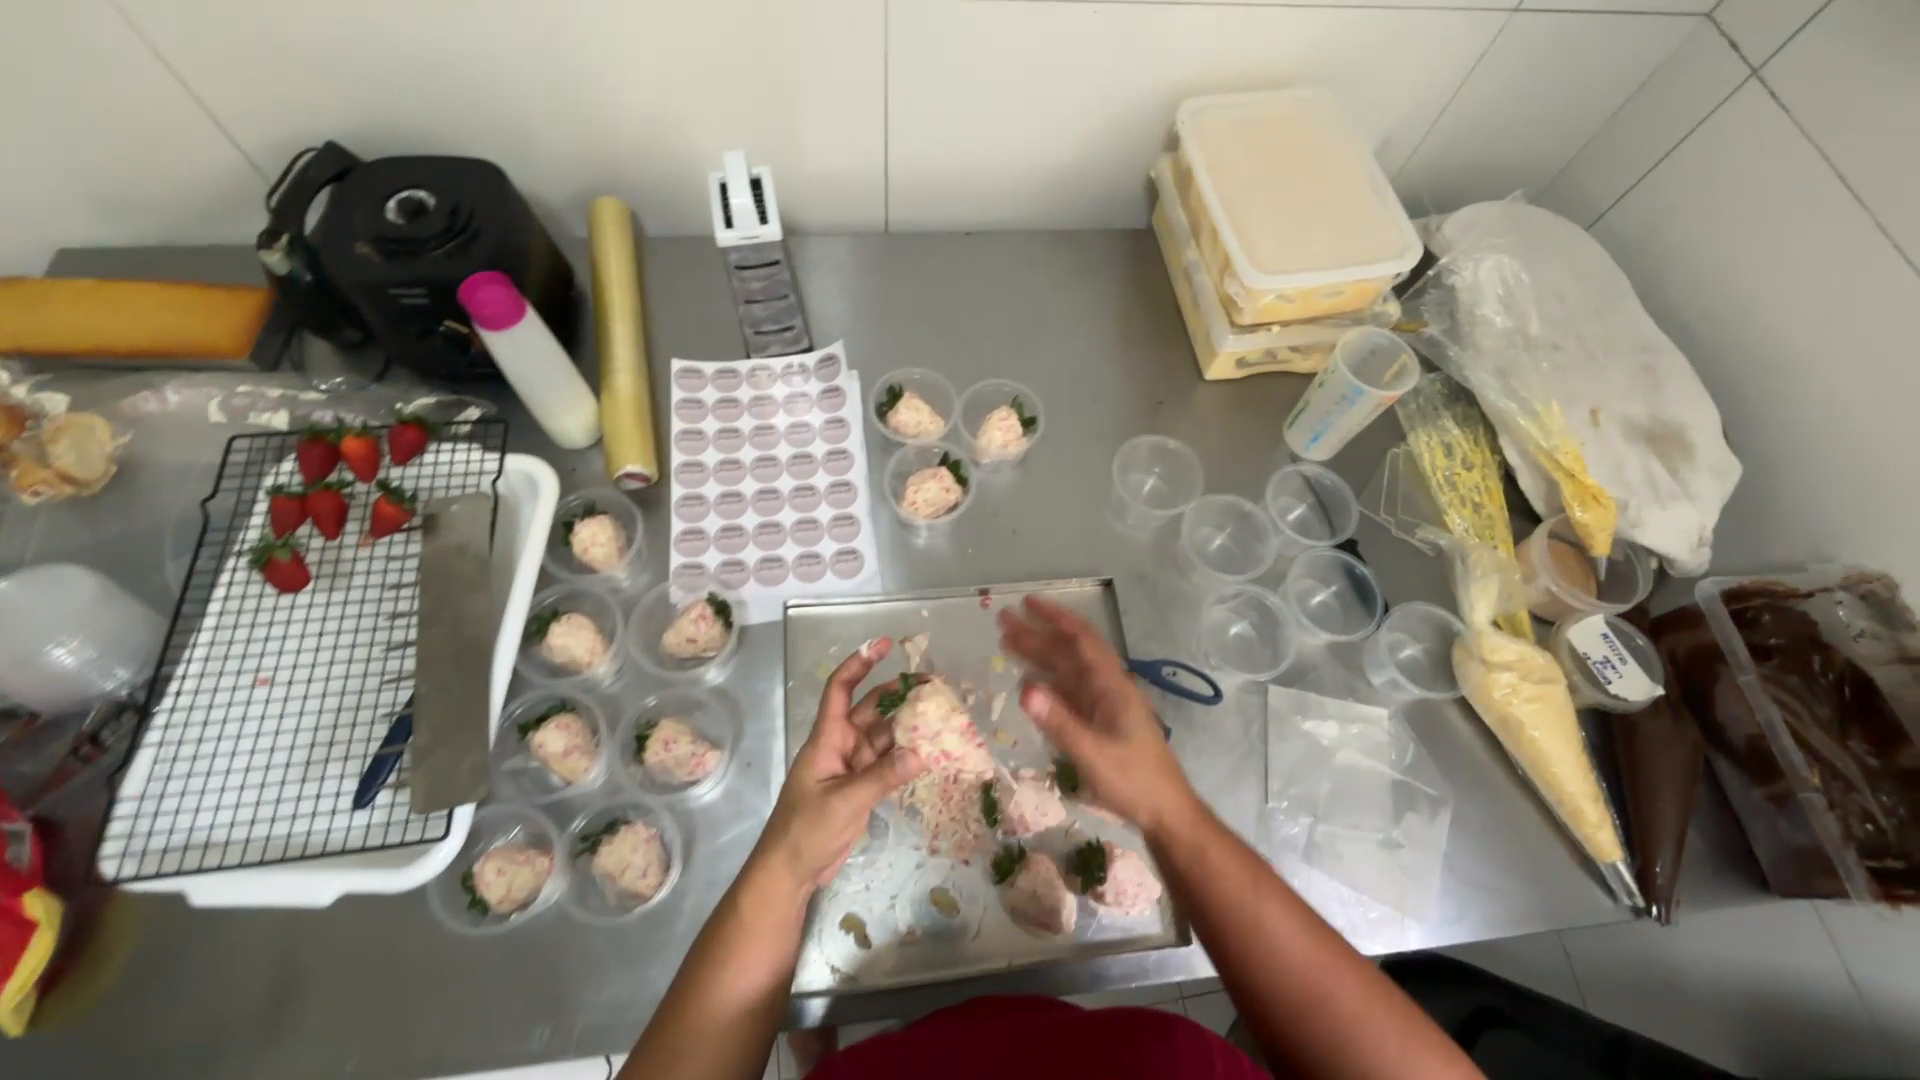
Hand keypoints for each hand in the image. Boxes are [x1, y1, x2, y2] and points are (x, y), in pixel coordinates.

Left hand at [751, 637, 925, 896]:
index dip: (860, 663)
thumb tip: (924, 751)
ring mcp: (853, 767)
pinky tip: (932, 751)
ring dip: (909, 726)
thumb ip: (884, 776)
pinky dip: (908, 756)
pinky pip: (889, 763)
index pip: (841, 689)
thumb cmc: (806, 829)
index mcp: (827, 738)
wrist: (791, 871)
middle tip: (935, 685)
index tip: (885, 644)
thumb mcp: (845, 801)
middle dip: (899, 694)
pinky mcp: (862, 788)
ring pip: (885, 737)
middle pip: (872, 709)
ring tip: (942, 715)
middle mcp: (841, 745)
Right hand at [997, 596, 1197, 834]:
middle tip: (1002, 620)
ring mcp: (1103, 705)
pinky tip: (1028, 680)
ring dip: (1039, 655)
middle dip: (1038, 634)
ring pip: (1067, 671)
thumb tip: (1024, 687)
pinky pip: (1069, 693)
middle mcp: (1107, 688)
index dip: (1055, 618)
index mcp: (1112, 686)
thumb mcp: (1093, 753)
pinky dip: (1047, 682)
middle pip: (1069, 652)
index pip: (1082, 640)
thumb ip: (1058, 722)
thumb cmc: (1133, 780)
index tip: (1027, 604)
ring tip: (1006, 642)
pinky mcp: (1098, 722)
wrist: (1165, 810)